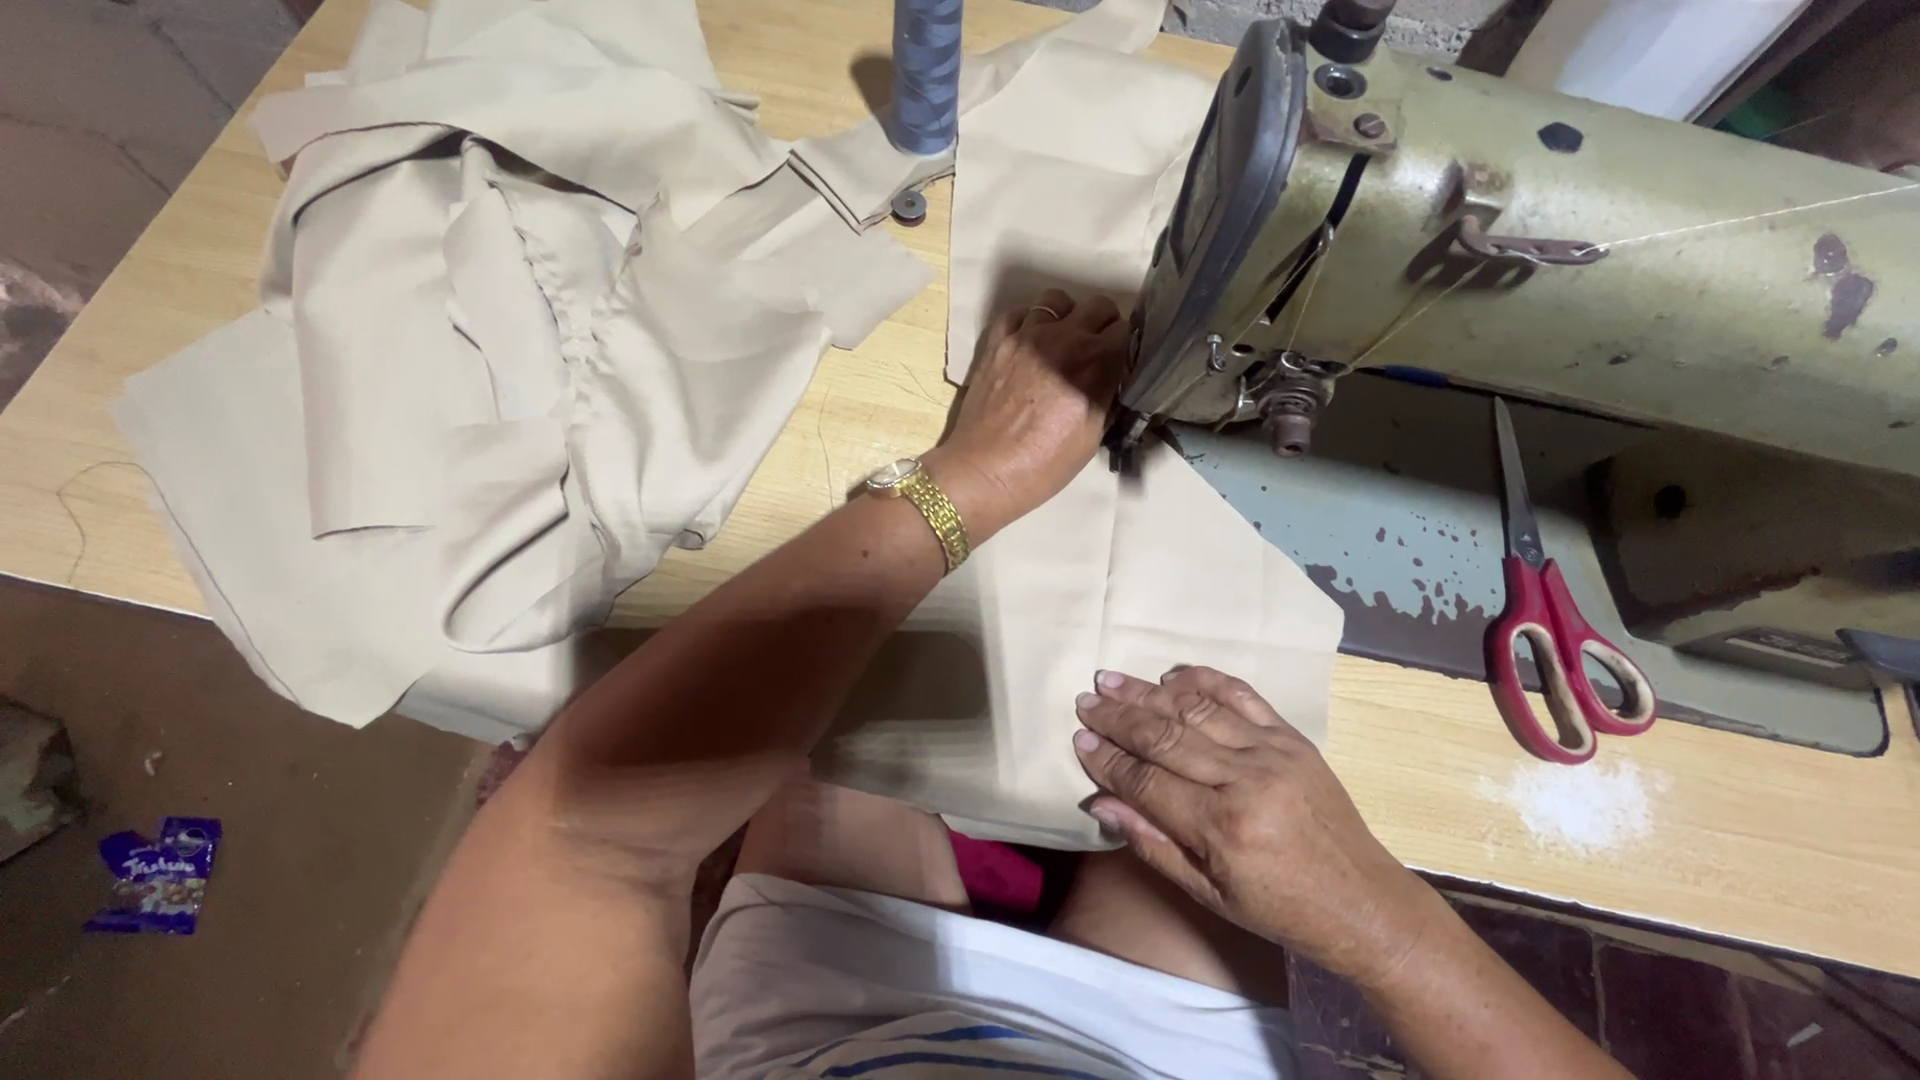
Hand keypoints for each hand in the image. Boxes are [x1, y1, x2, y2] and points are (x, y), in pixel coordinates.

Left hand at [927, 289, 1127, 537]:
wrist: (985, 472)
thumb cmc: (1045, 465)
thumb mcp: (1093, 436)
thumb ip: (1108, 396)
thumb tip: (1115, 378)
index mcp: (1095, 362)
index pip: (1127, 330)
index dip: (1126, 345)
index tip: (1121, 361)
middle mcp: (1063, 338)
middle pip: (1098, 306)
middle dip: (1103, 325)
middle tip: (1096, 350)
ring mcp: (1026, 335)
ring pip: (1057, 300)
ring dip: (1066, 316)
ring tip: (1062, 340)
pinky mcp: (996, 341)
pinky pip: (1018, 313)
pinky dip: (1028, 322)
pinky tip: (1029, 343)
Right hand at [1071, 666, 1442, 989]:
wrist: (1362, 901)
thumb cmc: (1277, 907)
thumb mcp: (1206, 892)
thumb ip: (1150, 843)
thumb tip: (1097, 803)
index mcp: (1222, 828)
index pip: (1146, 781)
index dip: (1107, 759)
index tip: (1079, 739)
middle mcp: (1245, 781)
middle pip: (1165, 738)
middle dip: (1119, 718)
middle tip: (1085, 700)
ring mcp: (1272, 752)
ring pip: (1196, 711)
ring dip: (1149, 693)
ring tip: (1112, 679)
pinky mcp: (1293, 738)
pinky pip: (1242, 696)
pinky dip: (1204, 680)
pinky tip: (1172, 674)